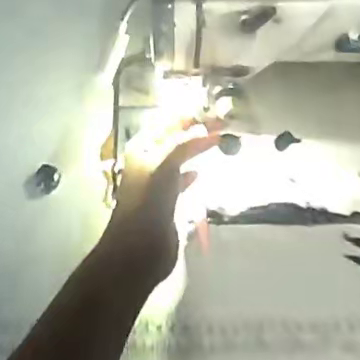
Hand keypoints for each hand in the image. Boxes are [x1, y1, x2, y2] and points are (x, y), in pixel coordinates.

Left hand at [98, 130, 218, 289]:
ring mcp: (156, 181)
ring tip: (217, 142)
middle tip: (221, 124)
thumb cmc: (147, 203)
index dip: (187, 115)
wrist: (138, 250)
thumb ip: (184, 145)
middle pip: (174, 138)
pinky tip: (200, 172)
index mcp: (142, 148)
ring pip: (178, 158)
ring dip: (195, 150)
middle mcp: (148, 160)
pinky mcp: (165, 201)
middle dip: (194, 131)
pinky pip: (180, 179)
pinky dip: (190, 173)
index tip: (212, 110)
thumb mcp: (165, 166)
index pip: (166, 122)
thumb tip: (204, 128)